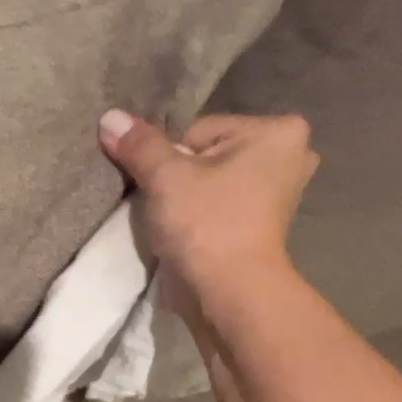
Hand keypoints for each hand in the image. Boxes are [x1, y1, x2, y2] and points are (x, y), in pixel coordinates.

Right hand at [98, 108, 319, 307]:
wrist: (227, 284)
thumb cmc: (205, 222)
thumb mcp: (165, 179)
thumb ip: (139, 146)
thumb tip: (109, 116)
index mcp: (277, 129)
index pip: (196, 132)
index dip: (165, 161)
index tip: (160, 188)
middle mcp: (291, 149)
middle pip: (205, 153)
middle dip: (178, 176)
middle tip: (165, 204)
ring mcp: (283, 184)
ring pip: (212, 177)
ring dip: (186, 194)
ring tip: (175, 218)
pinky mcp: (267, 214)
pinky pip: (222, 198)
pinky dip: (202, 210)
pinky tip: (191, 227)